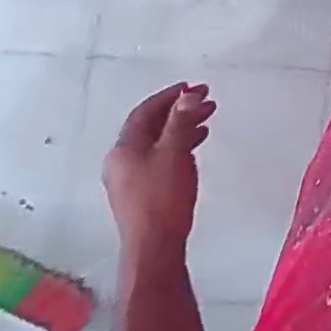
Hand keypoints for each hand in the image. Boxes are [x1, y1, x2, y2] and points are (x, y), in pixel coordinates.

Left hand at [104, 82, 214, 253]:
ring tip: (208, 114)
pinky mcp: (144, 188)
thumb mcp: (174, 151)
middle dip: (179, 109)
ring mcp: (132, 176)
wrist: (155, 244)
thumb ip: (181, 121)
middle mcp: (122, 160)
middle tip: (205, 97)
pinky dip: (180, 141)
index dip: (168, 96)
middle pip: (152, 125)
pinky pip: (162, 154)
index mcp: (124, 149)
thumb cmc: (162, 196)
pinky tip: (197, 140)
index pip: (144, 113)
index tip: (191, 86)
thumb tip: (189, 95)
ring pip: (159, 140)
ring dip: (183, 124)